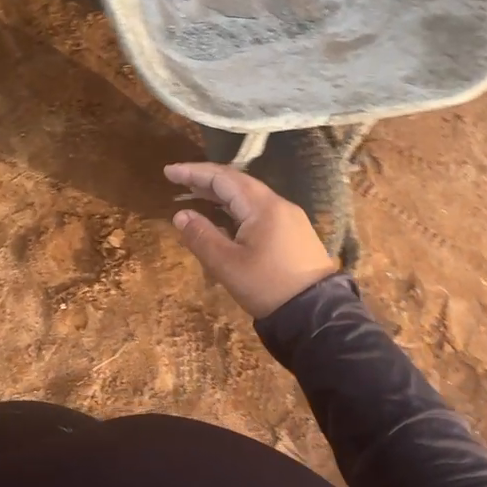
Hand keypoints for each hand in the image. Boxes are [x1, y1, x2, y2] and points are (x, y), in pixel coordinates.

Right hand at [165, 162, 338, 318]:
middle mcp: (279, 205)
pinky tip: (223, 216)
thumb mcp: (226, 264)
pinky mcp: (294, 234)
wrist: (317, 315)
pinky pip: (258, 210)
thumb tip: (180, 215)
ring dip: (220, 193)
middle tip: (178, 180)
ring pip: (249, 196)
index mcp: (262, 207)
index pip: (223, 178)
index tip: (168, 172)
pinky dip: (235, 207)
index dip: (193, 172)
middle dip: (206, 179)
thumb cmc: (267, 285)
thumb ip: (201, 236)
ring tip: (195, 194)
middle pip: (237, 182)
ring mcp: (290, 219)